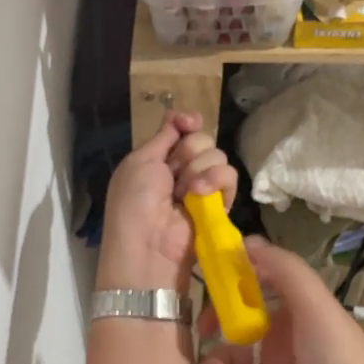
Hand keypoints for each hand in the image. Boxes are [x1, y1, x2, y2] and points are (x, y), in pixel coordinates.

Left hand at [97, 112, 237, 291]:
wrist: (148, 246)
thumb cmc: (135, 202)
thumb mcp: (140, 161)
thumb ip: (163, 136)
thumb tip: (184, 117)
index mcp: (156, 158)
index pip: (181, 128)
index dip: (186, 123)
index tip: (188, 123)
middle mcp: (180, 169)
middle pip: (201, 139)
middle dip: (188, 152)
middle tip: (173, 173)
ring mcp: (201, 186)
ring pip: (216, 156)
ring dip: (199, 169)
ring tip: (185, 192)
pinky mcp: (219, 203)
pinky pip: (229, 176)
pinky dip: (217, 180)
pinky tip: (201, 194)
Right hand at [198, 239, 363, 363]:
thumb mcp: (319, 312)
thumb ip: (285, 271)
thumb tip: (247, 240)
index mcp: (301, 311)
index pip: (258, 283)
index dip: (231, 282)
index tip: (206, 285)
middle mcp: (288, 339)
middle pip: (237, 323)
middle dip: (216, 329)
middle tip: (201, 336)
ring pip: (231, 362)